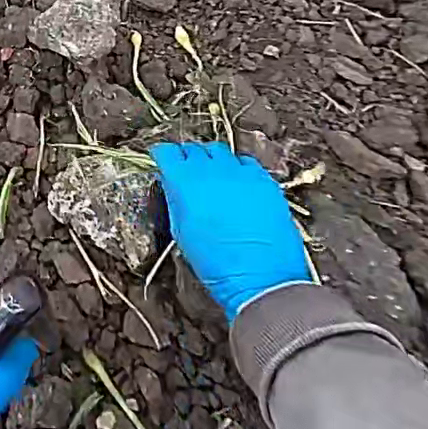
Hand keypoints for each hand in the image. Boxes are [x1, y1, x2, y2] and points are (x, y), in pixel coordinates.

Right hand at [149, 142, 310, 320]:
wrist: (261, 279)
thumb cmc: (218, 265)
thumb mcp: (183, 234)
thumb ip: (175, 201)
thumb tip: (172, 185)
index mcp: (186, 182)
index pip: (168, 153)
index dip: (164, 156)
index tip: (164, 159)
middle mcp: (212, 170)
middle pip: (194, 149)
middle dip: (187, 157)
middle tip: (186, 168)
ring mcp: (240, 172)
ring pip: (220, 151)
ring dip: (212, 159)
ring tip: (212, 175)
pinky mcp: (263, 179)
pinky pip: (245, 163)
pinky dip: (237, 168)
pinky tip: (237, 182)